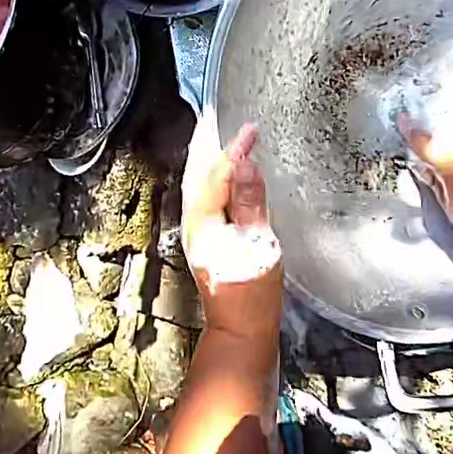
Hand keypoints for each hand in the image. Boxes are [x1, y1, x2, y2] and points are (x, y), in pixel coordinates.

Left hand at [181, 112, 283, 340]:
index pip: (218, 173)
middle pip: (199, 174)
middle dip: (215, 146)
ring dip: (213, 159)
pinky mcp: (206, 238)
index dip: (235, 148)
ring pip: (200, 184)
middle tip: (230, 122)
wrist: (241, 331)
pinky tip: (227, 173)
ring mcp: (197, 232)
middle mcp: (193, 224)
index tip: (251, 129)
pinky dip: (216, 177)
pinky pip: (206, 196)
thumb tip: (247, 165)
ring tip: (227, 138)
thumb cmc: (253, 295)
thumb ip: (251, 203)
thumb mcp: (259, 246)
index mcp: (204, 223)